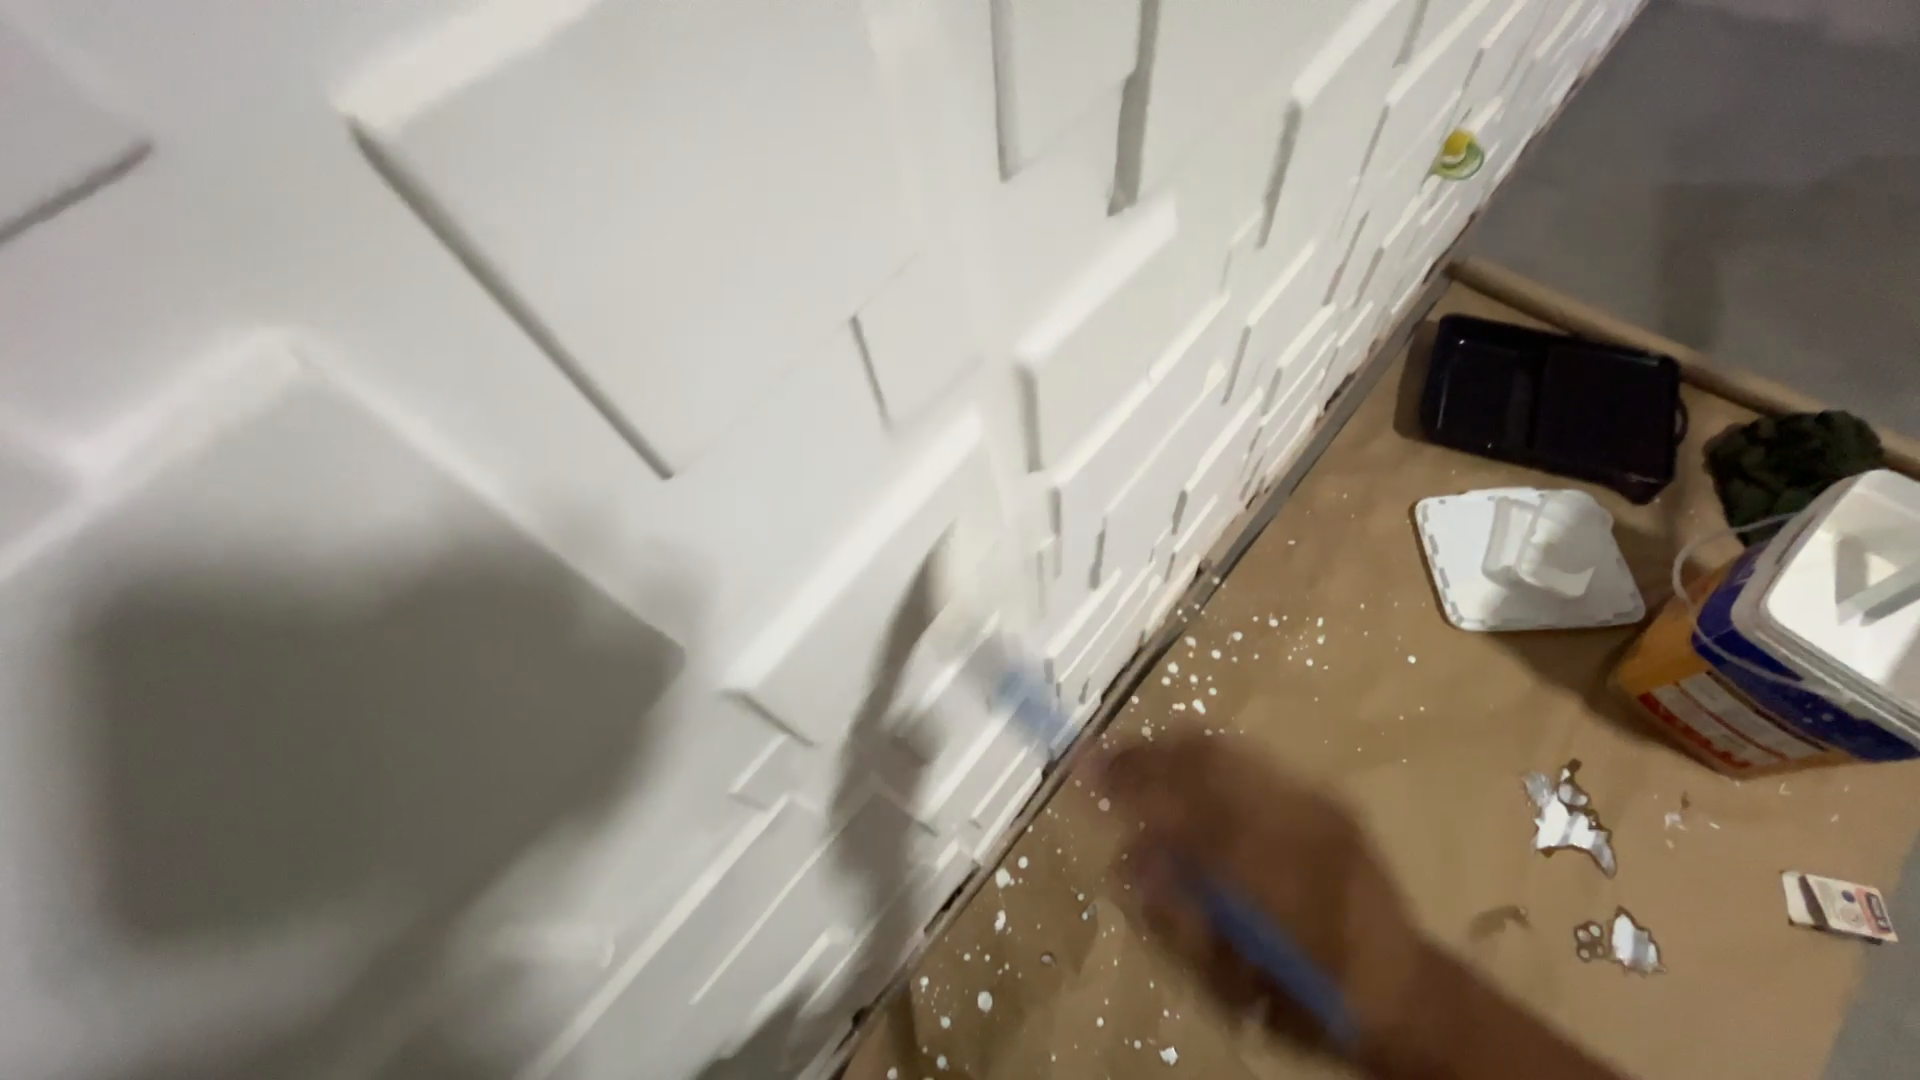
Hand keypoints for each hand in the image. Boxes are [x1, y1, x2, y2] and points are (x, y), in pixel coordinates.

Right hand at [1095, 733, 1423, 1055]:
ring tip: (1130, 753)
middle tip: (1095, 756)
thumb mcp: (1227, 984)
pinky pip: (1249, 758)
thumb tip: (1126, 856)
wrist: (1404, 989)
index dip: (1127, 785)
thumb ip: (1173, 919)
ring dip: (1167, 747)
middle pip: (1200, 764)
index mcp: (1268, 882)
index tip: (1082, 773)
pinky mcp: (1326, 796)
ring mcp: (1316, 803)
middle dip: (1141, 753)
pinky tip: (1179, 760)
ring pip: (1223, 750)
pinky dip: (1203, 754)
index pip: (1181, 813)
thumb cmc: (1302, 999)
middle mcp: (1294, 828)